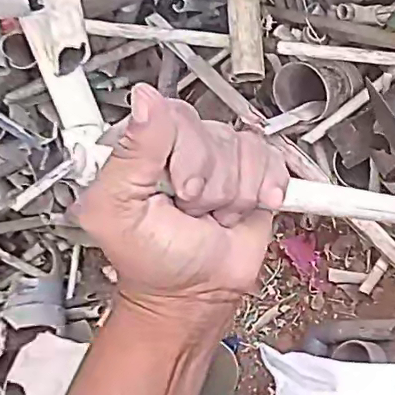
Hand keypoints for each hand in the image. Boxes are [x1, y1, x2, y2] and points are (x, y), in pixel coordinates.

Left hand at [74, 85, 288, 329]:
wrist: (199, 293)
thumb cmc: (154, 262)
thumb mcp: (118, 210)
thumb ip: (130, 153)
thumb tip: (146, 101)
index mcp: (141, 149)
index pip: (176, 118)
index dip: (187, 156)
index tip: (179, 192)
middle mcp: (183, 149)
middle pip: (217, 135)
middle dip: (214, 184)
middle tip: (195, 210)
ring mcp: (223, 162)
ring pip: (249, 149)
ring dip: (239, 194)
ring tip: (218, 214)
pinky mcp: (256, 177)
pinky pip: (275, 160)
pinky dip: (271, 187)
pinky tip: (252, 206)